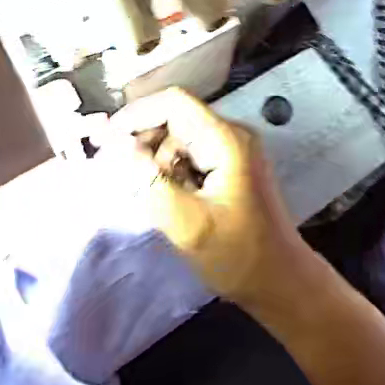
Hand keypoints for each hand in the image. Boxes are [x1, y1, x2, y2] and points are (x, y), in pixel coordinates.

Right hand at [109, 88, 316, 309]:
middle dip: (143, 140)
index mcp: (226, 140)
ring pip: (178, 137)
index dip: (135, 115)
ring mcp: (232, 150)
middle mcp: (232, 134)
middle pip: (175, 117)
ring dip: (156, 159)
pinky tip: (168, 198)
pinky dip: (170, 171)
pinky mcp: (229, 166)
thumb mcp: (187, 224)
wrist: (280, 281)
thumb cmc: (237, 255)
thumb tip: (117, 145)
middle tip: (120, 173)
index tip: (104, 141)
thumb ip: (149, 181)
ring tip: (153, 196)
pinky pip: (189, 155)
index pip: (174, 102)